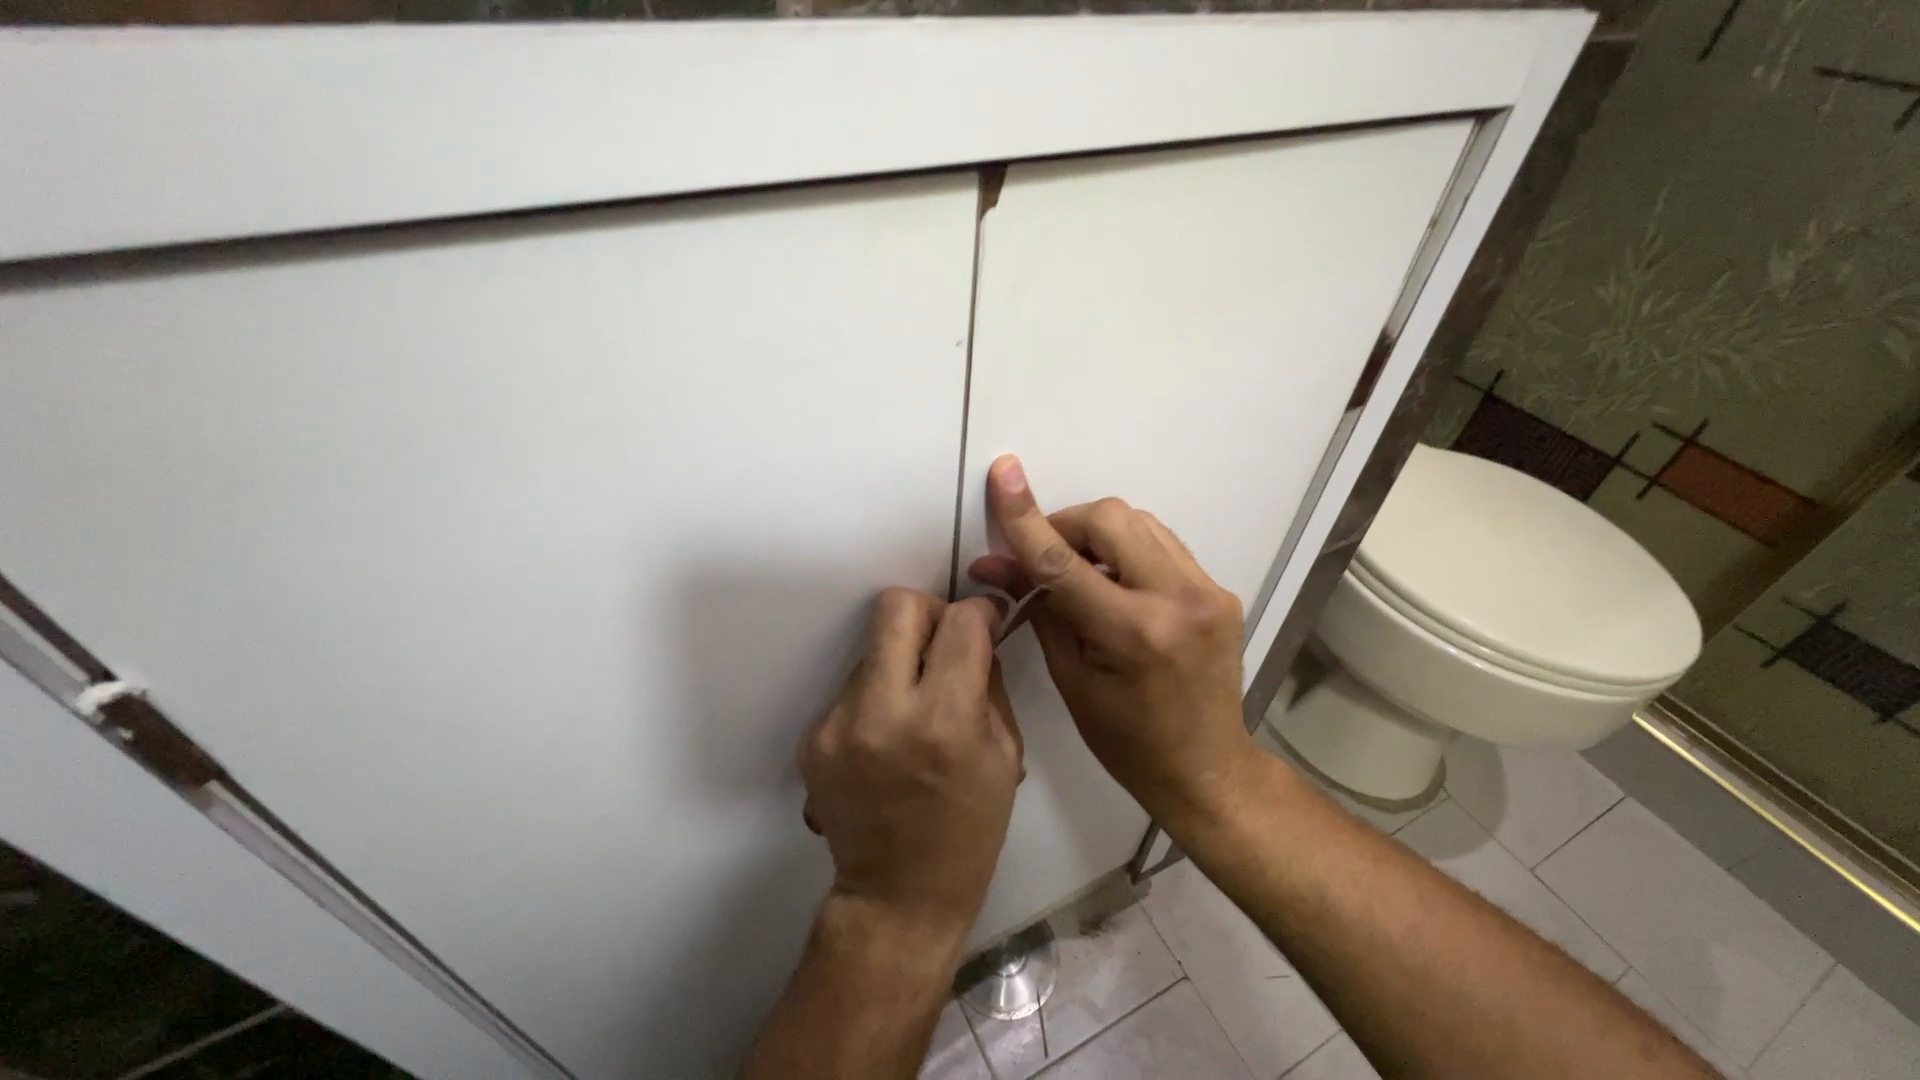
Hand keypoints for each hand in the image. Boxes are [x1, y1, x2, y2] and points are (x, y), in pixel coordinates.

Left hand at [800, 588, 1022, 941]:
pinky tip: (886, 741)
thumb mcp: (1003, 754)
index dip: (980, 613)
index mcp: (944, 720)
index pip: (960, 622)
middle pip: (896, 607)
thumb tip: (977, 633)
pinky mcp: (811, 739)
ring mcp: (836, 725)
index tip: (985, 625)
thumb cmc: (969, 831)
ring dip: (898, 664)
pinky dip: (875, 699)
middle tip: (942, 647)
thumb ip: (987, 683)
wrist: (897, 896)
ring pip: (871, 649)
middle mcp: (882, 712)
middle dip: (928, 613)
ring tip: (912, 712)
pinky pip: (850, 690)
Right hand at [968, 455, 1252, 819]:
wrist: (1207, 768)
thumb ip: (1039, 610)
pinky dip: (1129, 550)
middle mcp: (1179, 600)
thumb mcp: (1071, 679)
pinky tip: (1115, 583)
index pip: (1064, 560)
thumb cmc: (1126, 741)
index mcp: (1134, 633)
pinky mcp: (1219, 591)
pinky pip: (1163, 544)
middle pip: (1111, 518)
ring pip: (1140, 522)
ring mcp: (1207, 591)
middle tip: (1042, 556)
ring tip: (1079, 572)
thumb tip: (996, 563)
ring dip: (1098, 534)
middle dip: (1066, 524)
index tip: (1003, 475)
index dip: (1025, 517)